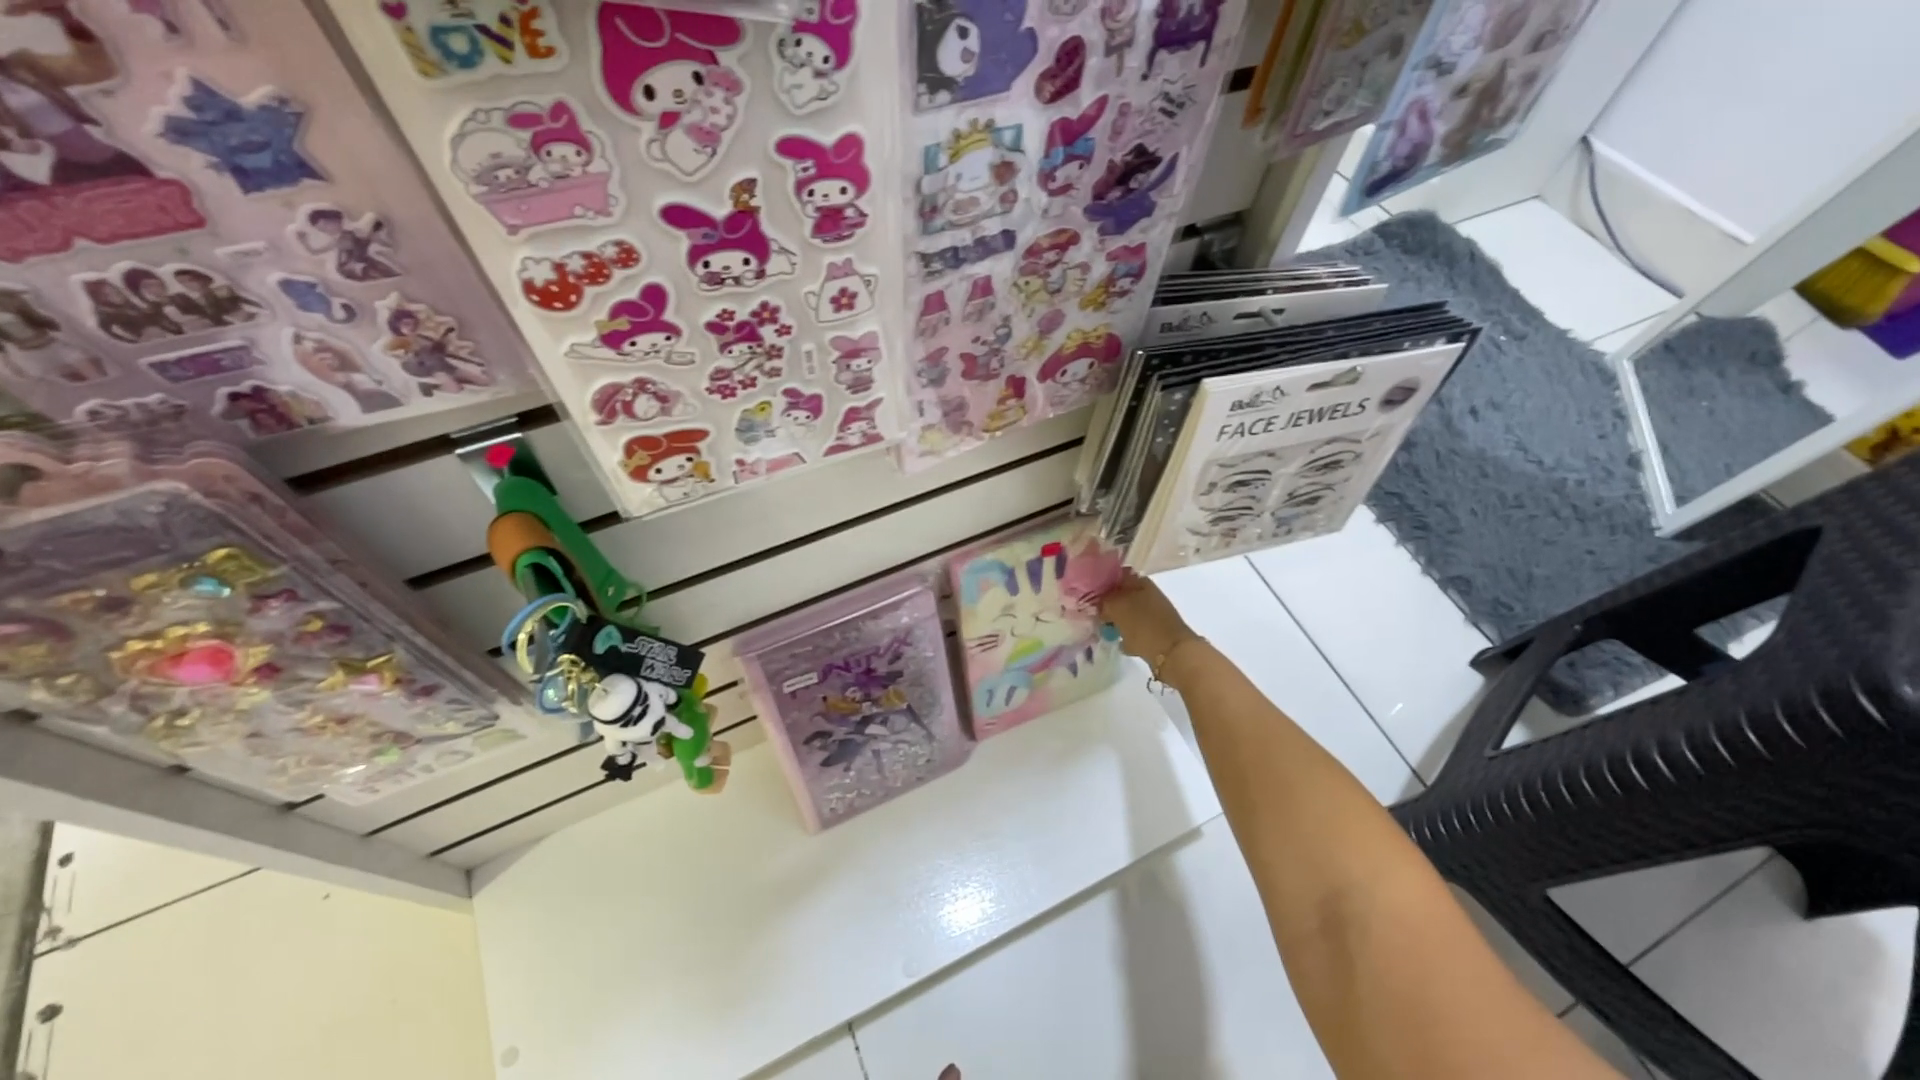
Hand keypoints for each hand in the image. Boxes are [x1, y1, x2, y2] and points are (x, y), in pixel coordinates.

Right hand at [1098, 569, 1196, 663]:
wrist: (1172, 652)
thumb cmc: (1143, 625)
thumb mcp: (1117, 607)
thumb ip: (1104, 601)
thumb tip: (1098, 603)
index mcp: (1140, 582)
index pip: (1116, 576)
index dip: (1102, 585)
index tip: (1088, 596)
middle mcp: (1148, 594)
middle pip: (1122, 596)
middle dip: (1108, 605)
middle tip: (1094, 615)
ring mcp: (1154, 613)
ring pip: (1128, 614)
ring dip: (1117, 621)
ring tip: (1104, 631)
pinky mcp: (1156, 632)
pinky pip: (1136, 630)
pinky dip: (1128, 636)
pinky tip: (1119, 643)